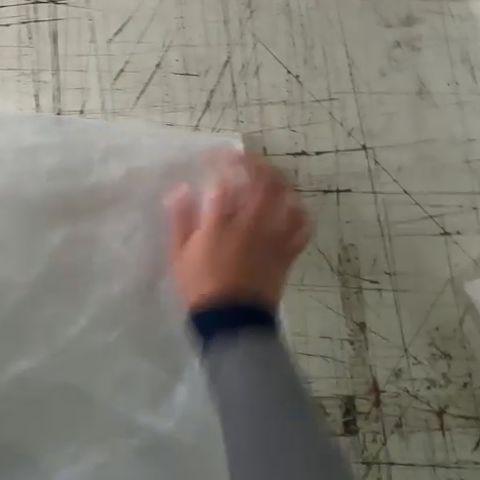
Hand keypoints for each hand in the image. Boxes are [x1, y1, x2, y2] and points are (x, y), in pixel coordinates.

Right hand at [165, 149, 311, 311]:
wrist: (232, 322)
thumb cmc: (200, 286)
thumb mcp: (179, 253)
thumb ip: (181, 218)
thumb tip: (180, 188)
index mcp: (220, 224)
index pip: (223, 182)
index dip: (219, 163)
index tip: (212, 157)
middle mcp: (250, 225)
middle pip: (260, 182)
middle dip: (252, 163)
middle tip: (242, 157)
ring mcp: (273, 238)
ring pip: (284, 199)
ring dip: (276, 180)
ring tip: (266, 173)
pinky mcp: (287, 252)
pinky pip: (301, 226)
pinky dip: (298, 211)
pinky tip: (290, 205)